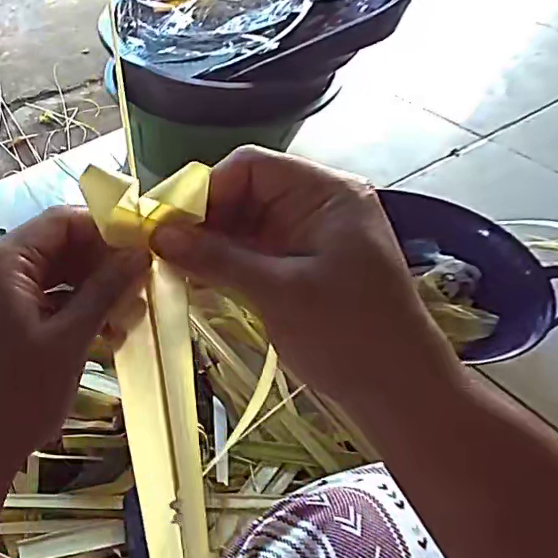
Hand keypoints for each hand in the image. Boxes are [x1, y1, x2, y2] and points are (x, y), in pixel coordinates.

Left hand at [0, 207, 145, 492]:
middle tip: (142, 287)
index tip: (144, 249)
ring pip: (46, 274)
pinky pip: (33, 297)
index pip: (59, 222)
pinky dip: (65, 307)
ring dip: (86, 289)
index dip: (105, 230)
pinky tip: (102, 328)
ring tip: (128, 315)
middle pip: (52, 246)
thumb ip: (105, 288)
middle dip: (98, 264)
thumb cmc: (20, 395)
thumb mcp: (70, 338)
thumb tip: (139, 253)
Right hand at [150, 147, 459, 408]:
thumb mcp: (279, 291)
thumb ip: (216, 258)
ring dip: (203, 242)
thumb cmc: (352, 334)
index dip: (205, 189)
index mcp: (325, 194)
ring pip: (235, 223)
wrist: (399, 391)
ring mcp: (300, 236)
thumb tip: (158, 235)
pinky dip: (215, 262)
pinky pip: (241, 250)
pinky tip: (190, 279)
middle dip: (199, 218)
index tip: (168, 223)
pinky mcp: (289, 265)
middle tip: (161, 248)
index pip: (250, 166)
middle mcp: (311, 206)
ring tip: (171, 266)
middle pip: (238, 192)